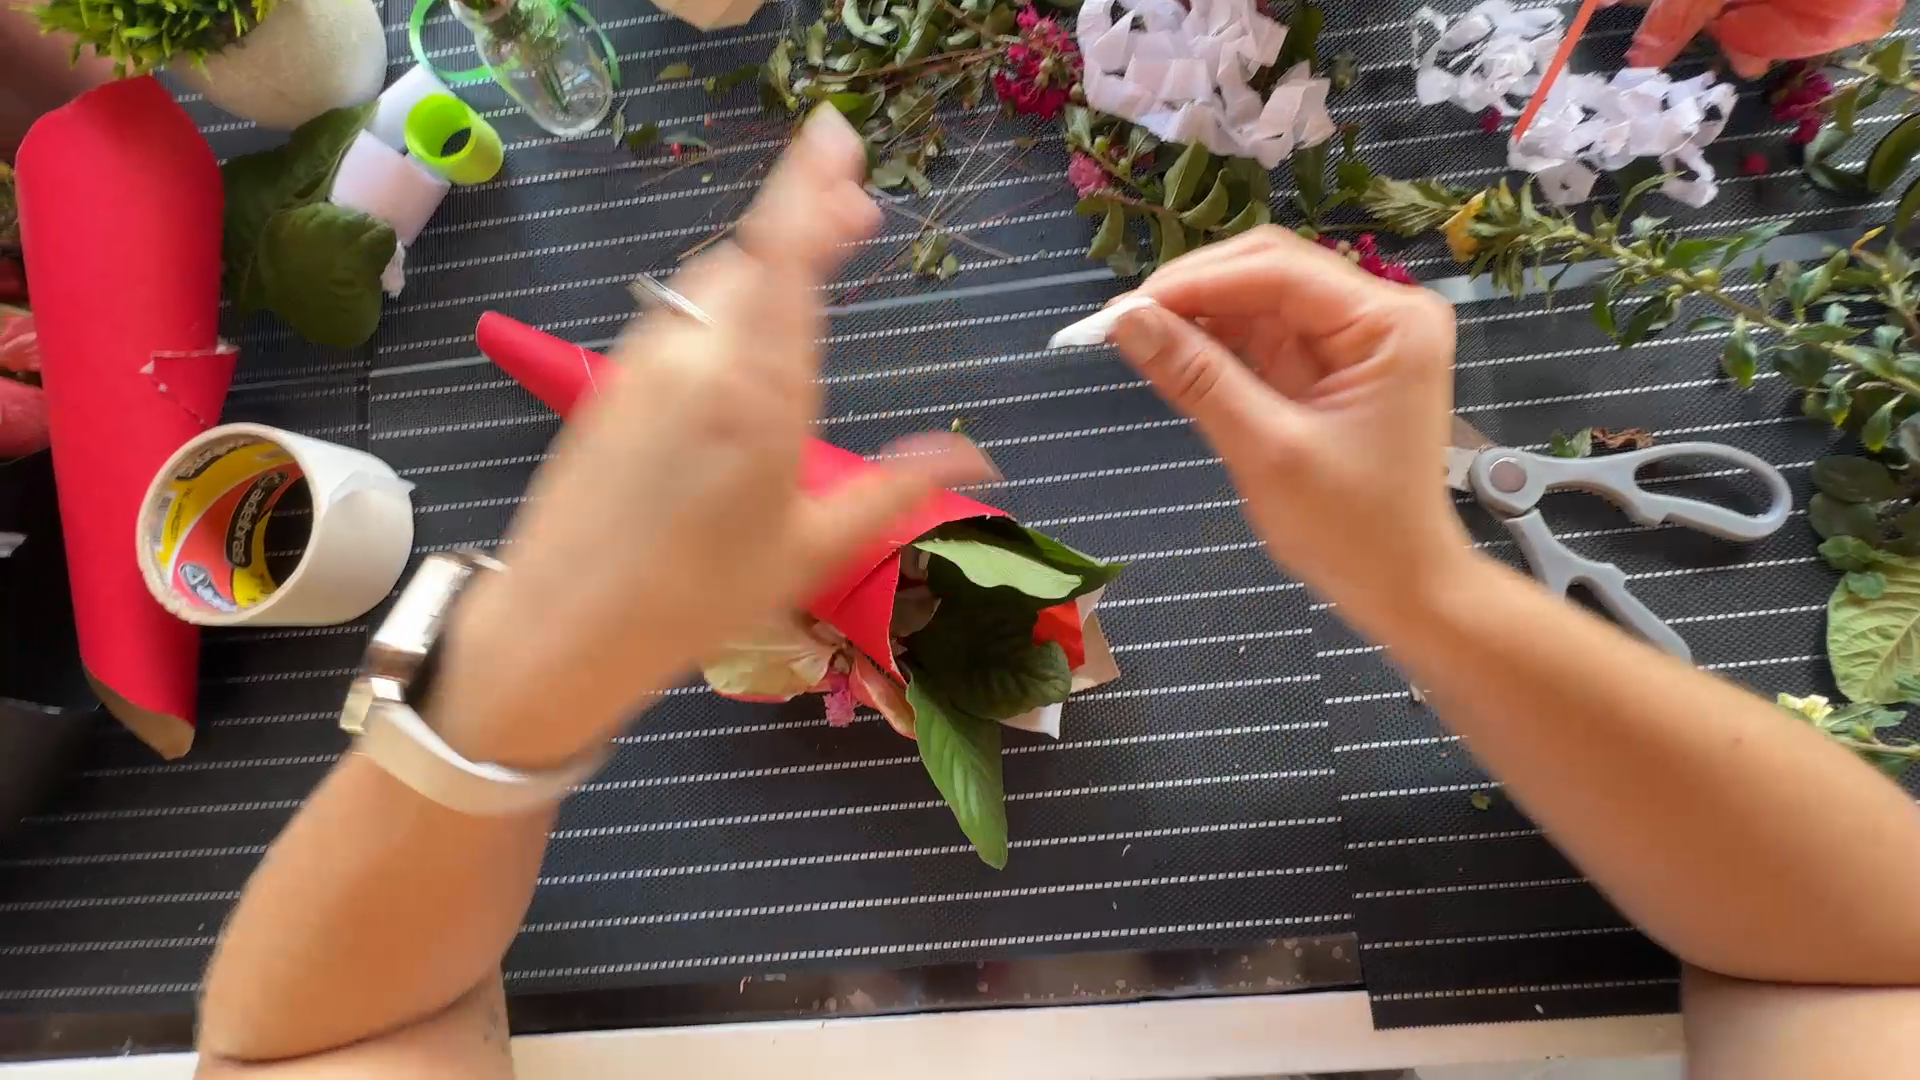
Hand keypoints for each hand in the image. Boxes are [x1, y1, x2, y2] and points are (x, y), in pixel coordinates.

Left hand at [432, 109, 992, 768]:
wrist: (571, 623)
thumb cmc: (707, 595)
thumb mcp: (819, 545)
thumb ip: (900, 486)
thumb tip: (980, 457)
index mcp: (761, 395)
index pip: (786, 260)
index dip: (812, 189)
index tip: (838, 140)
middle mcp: (700, 359)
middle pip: (751, 254)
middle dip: (803, 216)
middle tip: (854, 210)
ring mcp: (646, 363)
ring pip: (713, 281)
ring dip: (764, 259)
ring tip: (811, 259)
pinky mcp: (612, 379)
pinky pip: (678, 316)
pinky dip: (724, 297)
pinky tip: (744, 325)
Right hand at [1106, 227, 1468, 630]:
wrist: (1396, 584)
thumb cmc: (1346, 527)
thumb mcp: (1266, 450)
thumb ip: (1198, 379)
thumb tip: (1127, 323)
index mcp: (1386, 323)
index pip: (1277, 272)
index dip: (1194, 282)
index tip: (1122, 310)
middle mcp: (1375, 315)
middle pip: (1269, 272)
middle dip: (1194, 292)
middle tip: (1123, 322)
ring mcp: (1350, 341)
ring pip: (1259, 301)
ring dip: (1198, 316)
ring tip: (1137, 335)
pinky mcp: (1324, 368)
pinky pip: (1260, 338)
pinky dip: (1214, 344)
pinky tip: (1174, 352)